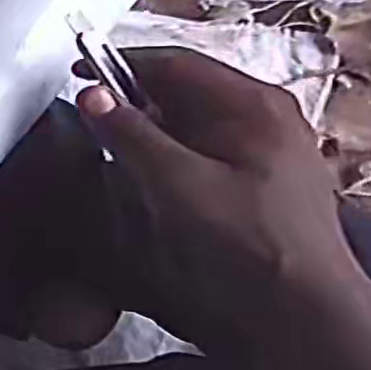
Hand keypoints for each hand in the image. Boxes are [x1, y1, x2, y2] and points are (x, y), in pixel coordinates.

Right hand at [77, 47, 354, 347]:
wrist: (294, 308)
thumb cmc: (240, 237)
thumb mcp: (174, 180)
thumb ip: (129, 133)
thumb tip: (90, 93)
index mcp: (252, 105)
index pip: (177, 63)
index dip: (122, 61)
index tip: (77, 69)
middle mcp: (262, 118)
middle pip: (183, 89)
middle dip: (131, 94)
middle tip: (87, 110)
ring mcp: (260, 149)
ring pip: (187, 119)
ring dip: (144, 124)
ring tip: (105, 140)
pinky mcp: (251, 179)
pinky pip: (194, 147)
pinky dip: (160, 148)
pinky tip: (139, 169)